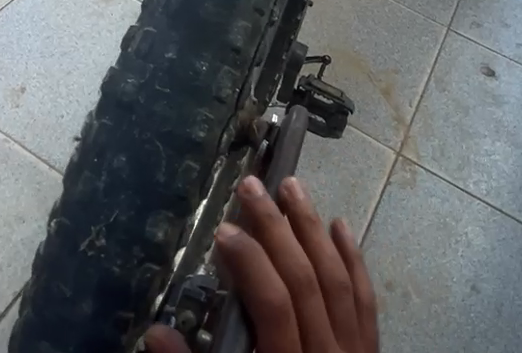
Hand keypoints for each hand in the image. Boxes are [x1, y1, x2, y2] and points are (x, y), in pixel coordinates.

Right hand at [145, 175, 378, 352]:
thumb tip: (155, 335)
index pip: (273, 306)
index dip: (250, 264)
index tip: (223, 229)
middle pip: (305, 281)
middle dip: (278, 229)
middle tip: (253, 185)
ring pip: (337, 280)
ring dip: (313, 229)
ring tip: (293, 187)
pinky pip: (366, 300)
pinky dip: (353, 260)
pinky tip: (341, 225)